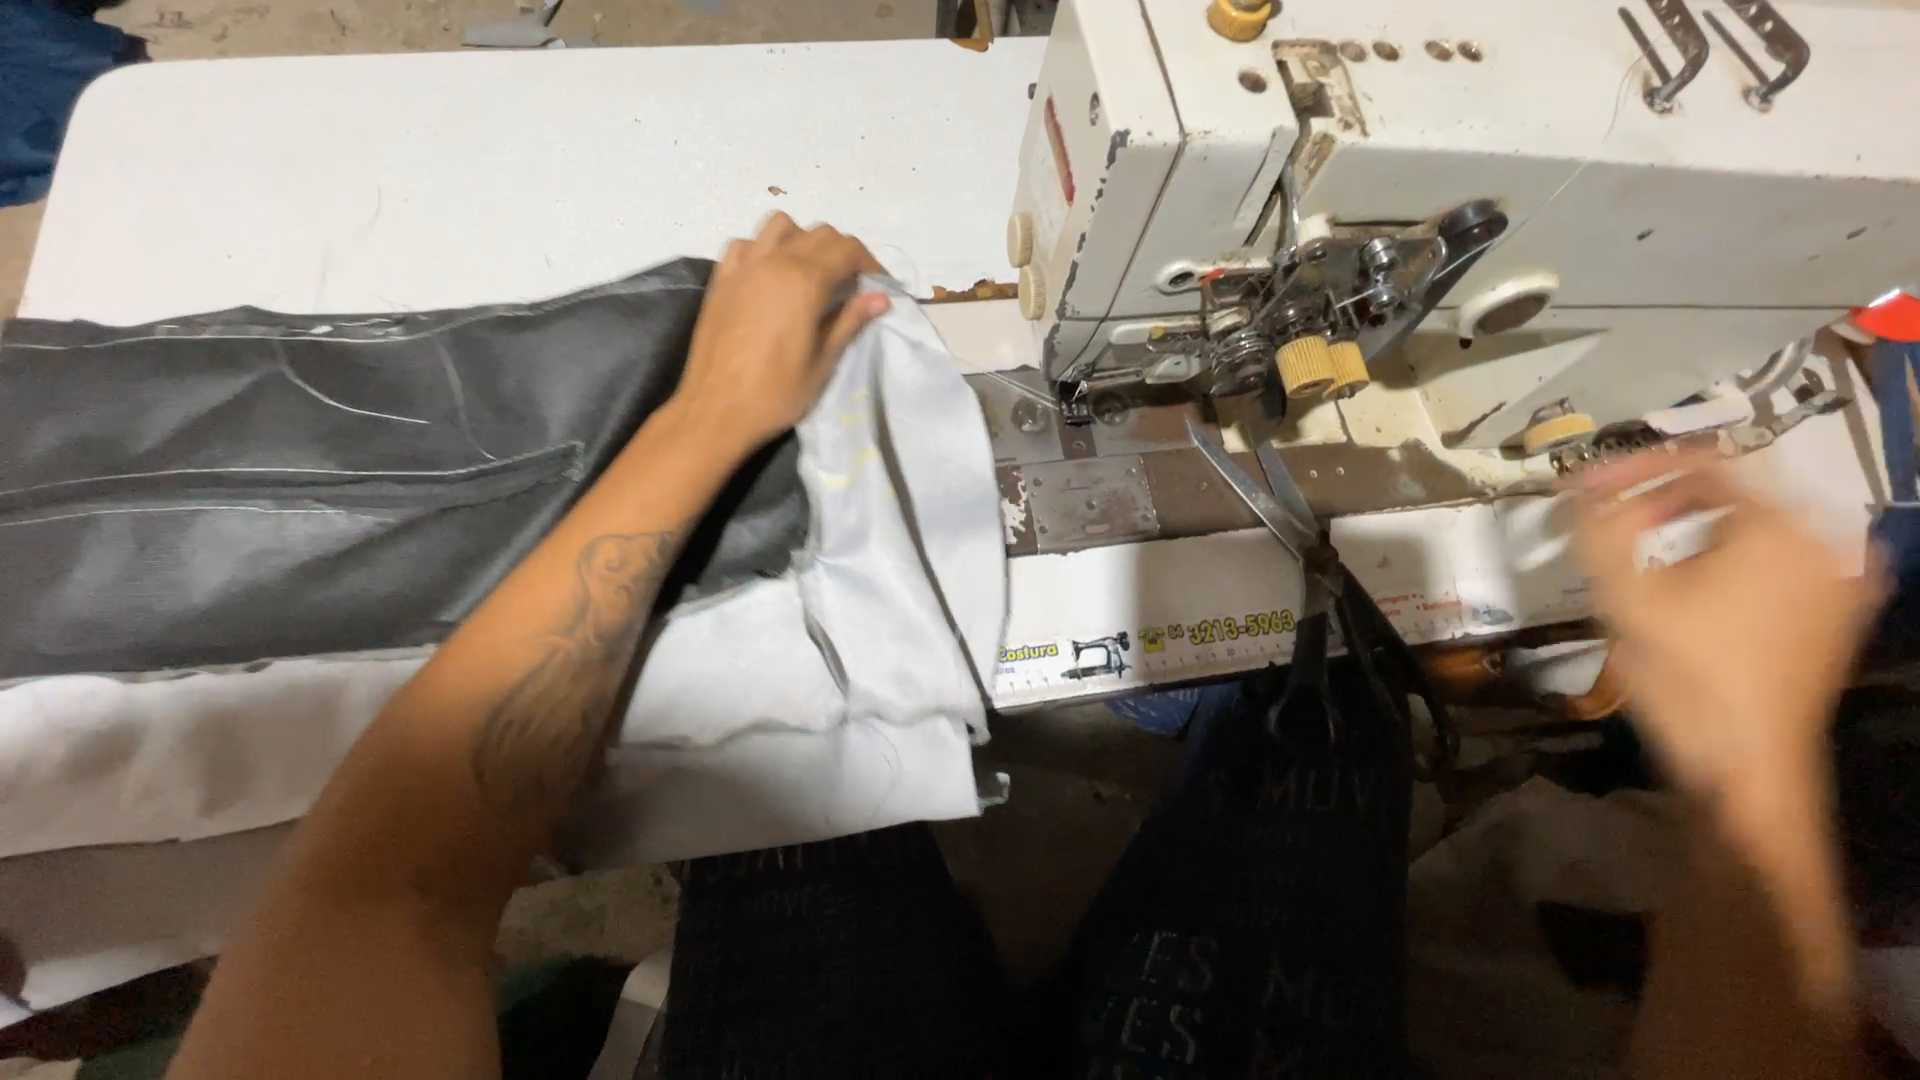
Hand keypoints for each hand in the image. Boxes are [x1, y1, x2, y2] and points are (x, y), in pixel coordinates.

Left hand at [669, 213, 890, 452]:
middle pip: (819, 234)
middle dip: (843, 253)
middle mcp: (773, 261)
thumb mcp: (822, 362)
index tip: (879, 286)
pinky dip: (766, 248)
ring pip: (781, 226)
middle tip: (853, 285)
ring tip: (812, 273)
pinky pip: (747, 243)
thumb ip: (850, 321)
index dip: (871, 264)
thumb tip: (881, 298)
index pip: (848, 250)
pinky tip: (772, 275)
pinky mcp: (721, 279)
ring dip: (804, 240)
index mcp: (804, 281)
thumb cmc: (775, 394)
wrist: (716, 411)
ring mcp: (743, 266)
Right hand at [1571, 450, 1882, 793]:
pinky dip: (1722, 551)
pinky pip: (1773, 553)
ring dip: (1687, 524)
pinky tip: (1684, 580)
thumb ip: (1596, 527)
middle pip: (1731, 489)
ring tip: (1636, 550)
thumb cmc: (1683, 673)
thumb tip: (1578, 485)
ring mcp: (1840, 576)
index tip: (1585, 485)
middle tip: (1605, 520)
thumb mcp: (1623, 594)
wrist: (1743, 758)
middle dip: (1658, 498)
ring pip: (1750, 521)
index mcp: (1781, 527)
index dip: (1635, 466)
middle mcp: (1827, 540)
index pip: (1704, 462)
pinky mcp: (1834, 607)